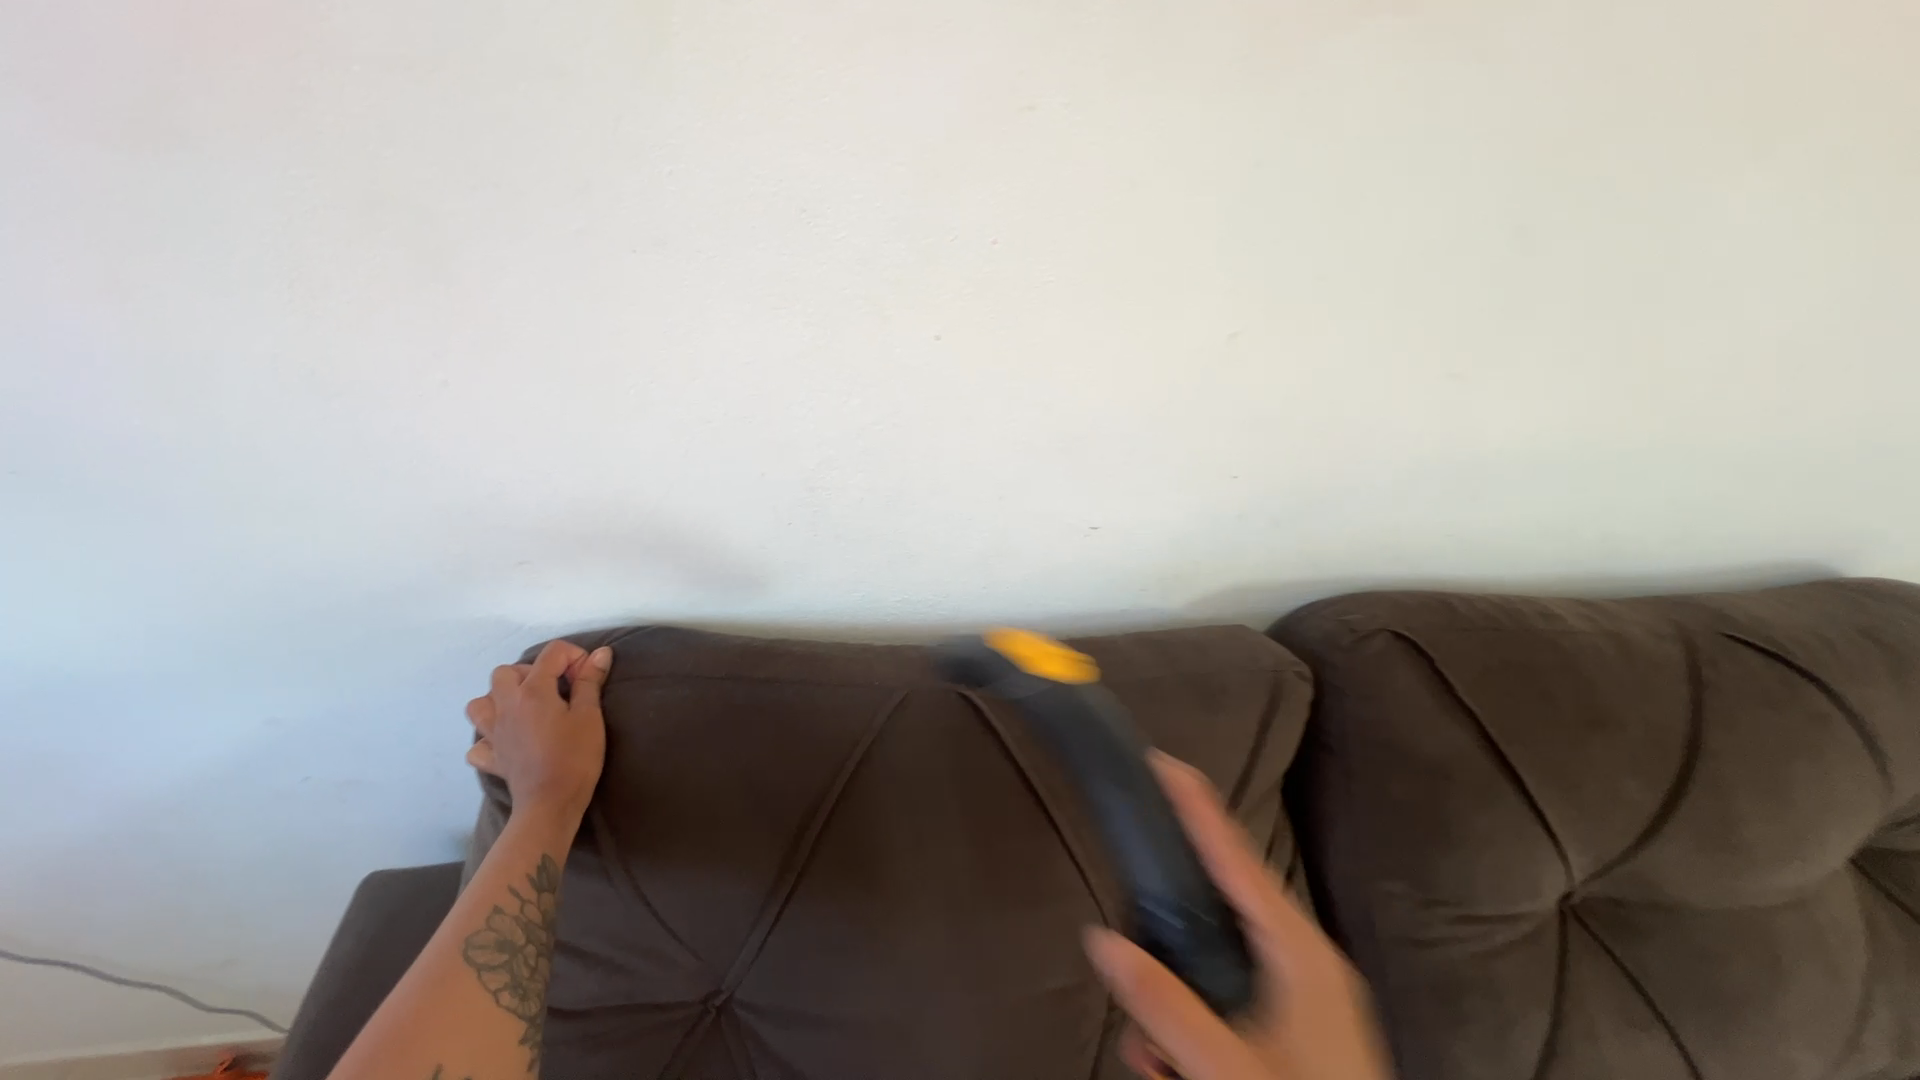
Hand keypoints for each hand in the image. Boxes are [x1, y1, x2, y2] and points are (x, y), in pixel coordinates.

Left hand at [465, 640, 612, 821]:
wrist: (550, 802)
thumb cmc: (575, 756)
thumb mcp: (590, 715)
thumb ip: (590, 681)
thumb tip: (600, 652)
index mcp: (533, 691)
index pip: (552, 654)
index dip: (575, 657)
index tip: (588, 678)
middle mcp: (506, 705)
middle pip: (506, 672)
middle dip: (532, 672)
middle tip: (557, 689)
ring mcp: (492, 732)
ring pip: (481, 703)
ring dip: (500, 700)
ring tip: (525, 709)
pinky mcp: (490, 756)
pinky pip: (479, 742)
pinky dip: (490, 738)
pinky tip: (508, 742)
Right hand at [1084, 753, 1393, 1079]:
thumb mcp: (1228, 1070)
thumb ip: (1164, 1006)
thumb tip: (1099, 939)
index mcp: (1300, 954)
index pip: (1236, 859)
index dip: (1198, 807)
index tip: (1164, 760)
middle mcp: (1303, 962)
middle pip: (1219, 908)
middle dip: (1167, 928)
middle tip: (1132, 919)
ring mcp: (1301, 997)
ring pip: (1215, 964)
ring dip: (1173, 1005)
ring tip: (1157, 1061)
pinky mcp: (1294, 1029)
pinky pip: (1227, 1000)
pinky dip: (1193, 1029)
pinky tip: (1172, 1071)